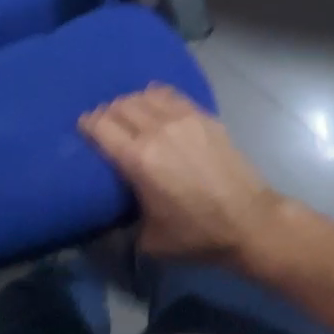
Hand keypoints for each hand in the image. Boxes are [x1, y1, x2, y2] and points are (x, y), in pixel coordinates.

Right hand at [79, 84, 288, 265]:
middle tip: (105, 126)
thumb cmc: (199, 235)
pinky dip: (153, 96)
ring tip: (129, 115)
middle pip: (118, 106)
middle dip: (106, 114)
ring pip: (141, 96)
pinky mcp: (201, 114)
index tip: (83, 130)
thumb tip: (106, 219)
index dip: (86, 125)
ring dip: (129, 103)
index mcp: (138, 159)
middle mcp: (155, 130)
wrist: (251, 222)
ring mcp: (181, 118)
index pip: (100, 126)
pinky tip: (154, 106)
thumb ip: (122, 223)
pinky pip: (168, 94)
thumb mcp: (151, 240)